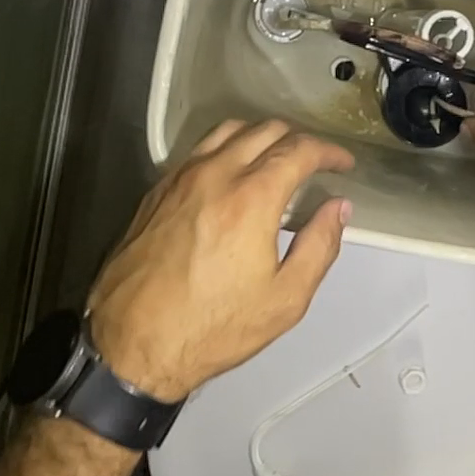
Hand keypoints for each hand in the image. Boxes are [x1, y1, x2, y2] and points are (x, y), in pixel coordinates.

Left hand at [86, 119, 354, 401]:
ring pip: (229, 130)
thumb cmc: (214, 328)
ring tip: (277, 159)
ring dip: (261, 136)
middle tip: (315, 162)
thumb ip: (319, 246)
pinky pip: (199, 150)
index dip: (329, 151)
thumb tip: (338, 207)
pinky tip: (234, 175)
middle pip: (265, 130)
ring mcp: (180, 178)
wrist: (132, 345)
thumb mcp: (285, 299)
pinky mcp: (157, 190)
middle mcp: (215, 174)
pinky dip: (228, 148)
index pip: (299, 150)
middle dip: (299, 139)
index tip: (343, 163)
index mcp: (251, 198)